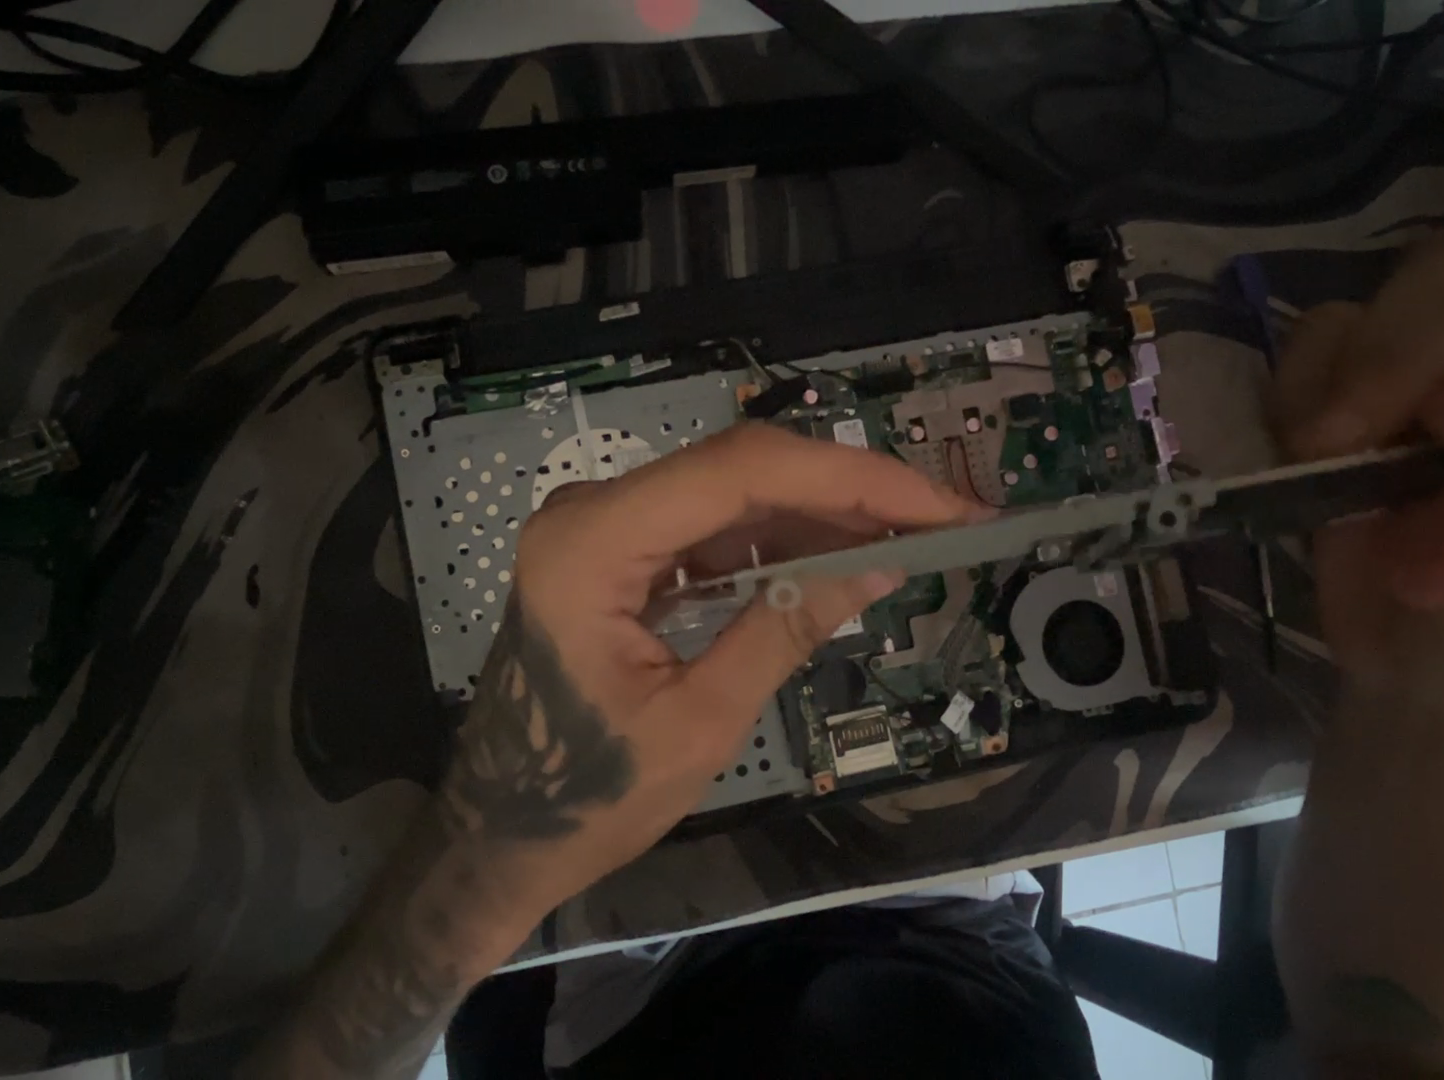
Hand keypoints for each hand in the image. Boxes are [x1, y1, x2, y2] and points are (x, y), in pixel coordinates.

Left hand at [458, 424, 982, 915]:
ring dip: (820, 514)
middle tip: (941, 521)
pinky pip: (711, 528)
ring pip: (732, 493)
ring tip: (906, 540)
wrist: (503, 830)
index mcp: (592, 543)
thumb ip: (784, 630)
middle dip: (847, 492)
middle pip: (739, 469)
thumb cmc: (587, 795)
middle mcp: (592, 511)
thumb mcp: (700, 721)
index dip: (852, 480)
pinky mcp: (620, 552)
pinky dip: (777, 541)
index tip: (939, 506)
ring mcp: (603, 527)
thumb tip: (880, 564)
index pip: (740, 473)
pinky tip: (835, 558)